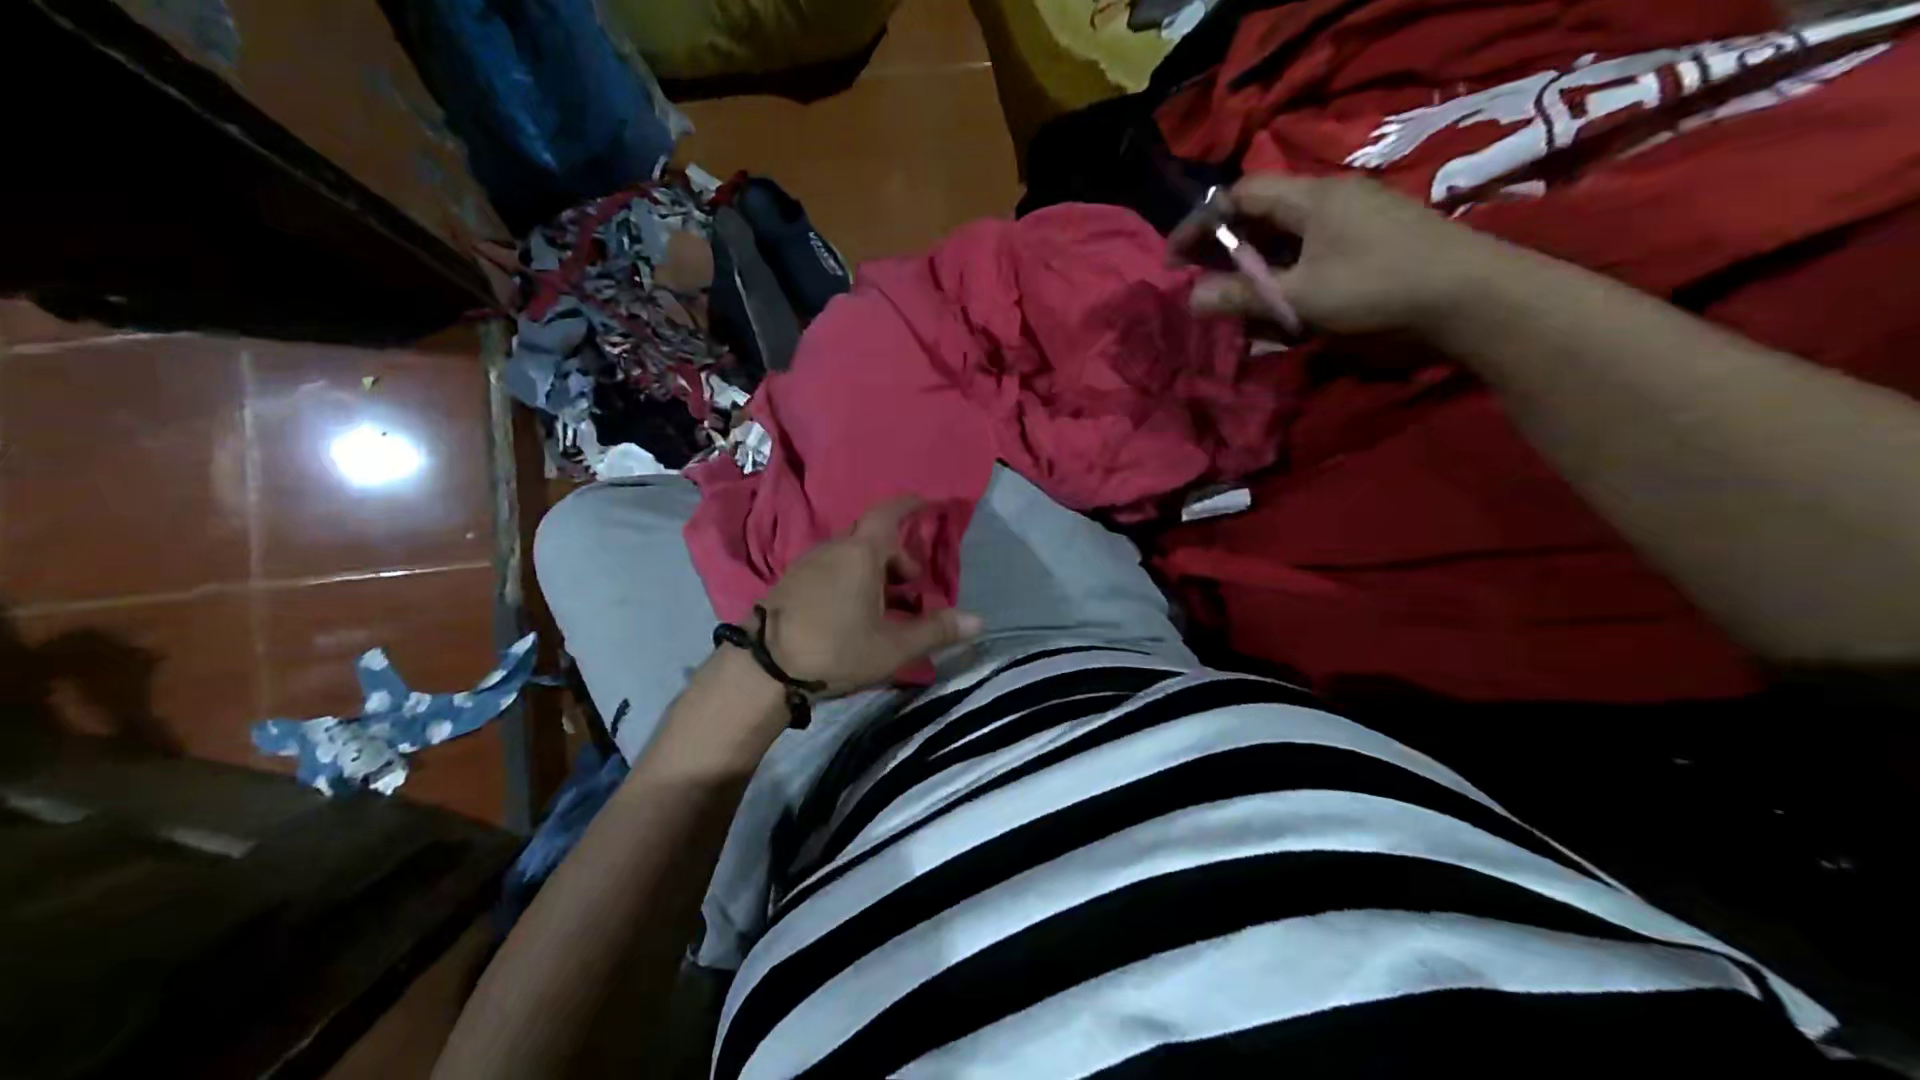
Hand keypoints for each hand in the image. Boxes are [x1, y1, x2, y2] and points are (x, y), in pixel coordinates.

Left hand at [754, 498, 983, 696]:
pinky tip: (852, 615)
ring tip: (885, 609)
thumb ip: (936, 630)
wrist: (762, 670)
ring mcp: (806, 565)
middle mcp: (832, 549)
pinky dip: (849, 581)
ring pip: (850, 557)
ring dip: (873, 573)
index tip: (929, 503)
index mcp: (861, 553)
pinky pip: (830, 570)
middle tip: (913, 591)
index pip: (889, 514)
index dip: (911, 505)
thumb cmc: (836, 649)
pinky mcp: (789, 584)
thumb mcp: (894, 646)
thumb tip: (979, 621)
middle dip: (897, 558)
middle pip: (872, 540)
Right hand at [1182, 174, 1519, 336]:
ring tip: (1237, 299)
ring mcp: (1354, 218)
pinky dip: (1285, 272)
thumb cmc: (1378, 286)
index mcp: (1311, 198)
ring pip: (1285, 236)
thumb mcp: (1301, 295)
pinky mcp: (1370, 240)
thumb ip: (1242, 297)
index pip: (1240, 195)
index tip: (1175, 259)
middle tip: (1201, 282)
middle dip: (1225, 249)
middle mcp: (1330, 198)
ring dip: (1255, 265)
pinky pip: (1310, 249)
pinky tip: (1282, 299)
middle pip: (1261, 214)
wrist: (1469, 295)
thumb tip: (1191, 299)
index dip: (1201, 224)